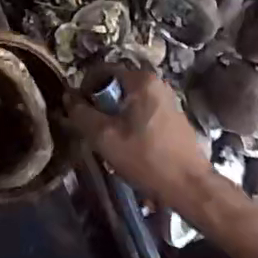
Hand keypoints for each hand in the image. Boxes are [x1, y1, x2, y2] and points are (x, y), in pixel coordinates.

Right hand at [68, 68, 210, 201]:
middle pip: (116, 85)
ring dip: (114, 115)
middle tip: (92, 127)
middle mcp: (157, 83)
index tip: (78, 110)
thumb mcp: (105, 137)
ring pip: (129, 100)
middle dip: (100, 104)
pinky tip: (129, 145)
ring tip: (108, 139)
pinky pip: (143, 111)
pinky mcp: (173, 117)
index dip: (84, 87)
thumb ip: (82, 114)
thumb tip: (69, 97)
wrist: (189, 186)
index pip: (102, 70)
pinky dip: (130, 121)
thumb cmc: (146, 158)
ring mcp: (168, 99)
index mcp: (142, 80)